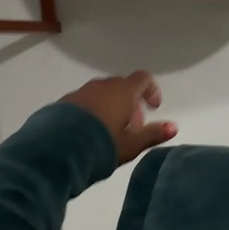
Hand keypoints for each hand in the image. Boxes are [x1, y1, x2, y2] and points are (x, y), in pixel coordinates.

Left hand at [61, 71, 177, 164]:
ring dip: (110, 106)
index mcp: (123, 92)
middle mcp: (103, 86)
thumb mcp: (131, 145)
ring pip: (102, 93)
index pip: (143, 78)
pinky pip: (84, 101)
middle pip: (122, 86)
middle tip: (131, 126)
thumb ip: (153, 134)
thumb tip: (174, 126)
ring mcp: (81, 92)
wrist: (54, 151)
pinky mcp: (63, 103)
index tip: (153, 107)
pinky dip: (91, 111)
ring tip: (108, 131)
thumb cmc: (101, 145)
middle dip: (130, 102)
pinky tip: (87, 132)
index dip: (151, 90)